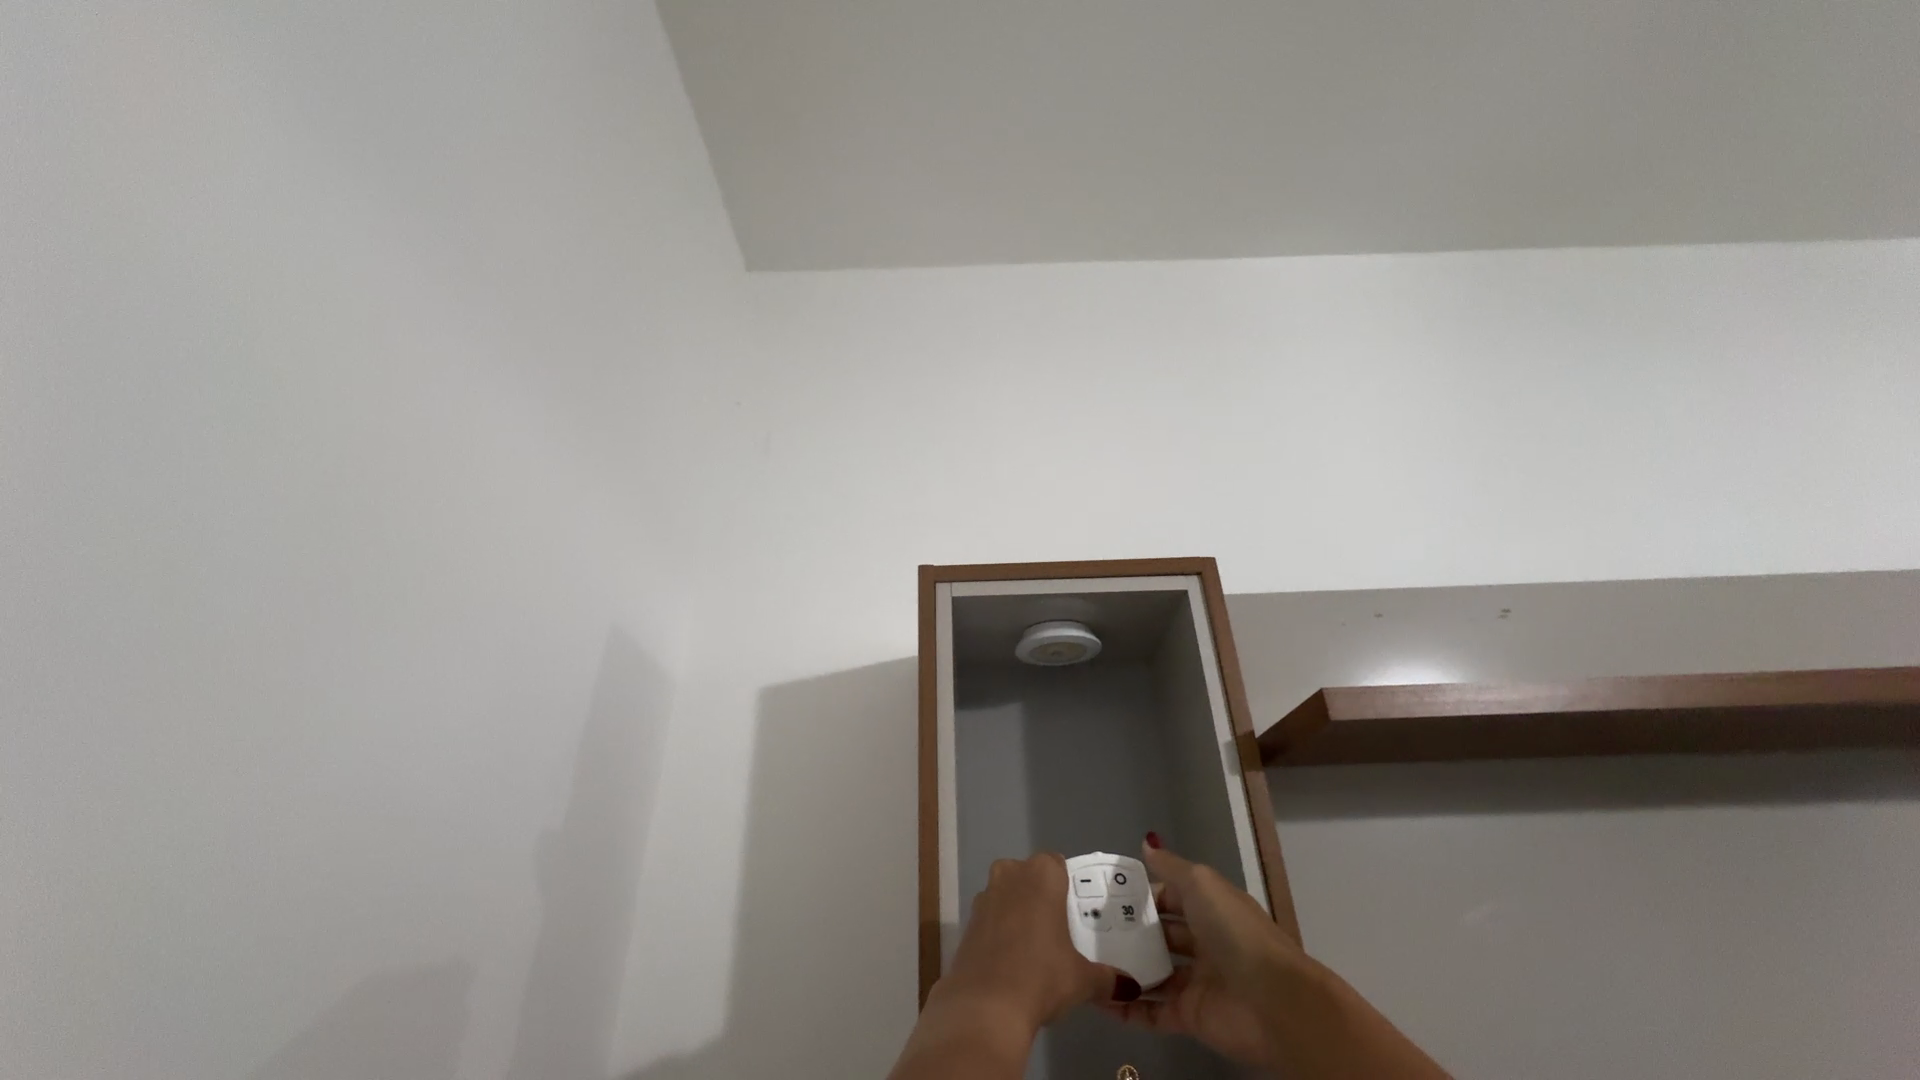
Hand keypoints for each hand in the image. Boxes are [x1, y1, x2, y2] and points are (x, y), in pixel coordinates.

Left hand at [938, 853, 1143, 1030]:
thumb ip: (1107, 978)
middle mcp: (1009, 875)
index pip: (1057, 864)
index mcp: (1042, 874)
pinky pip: (990, 918)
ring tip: (1035, 947)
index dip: (1067, 885)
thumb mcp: (1082, 980)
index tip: (1075, 911)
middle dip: (1041, 896)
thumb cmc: (1041, 977)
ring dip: (1018, 912)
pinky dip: (999, 932)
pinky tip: (1011, 960)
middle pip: (1029, 876)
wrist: (985, 1006)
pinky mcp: (966, 922)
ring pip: (1007, 895)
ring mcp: (983, 896)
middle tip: (1058, 929)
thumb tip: (1130, 988)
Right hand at [1102, 840, 1311, 1069]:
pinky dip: (1126, 1008)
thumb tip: (1146, 843)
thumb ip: (1171, 867)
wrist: (1273, 1003)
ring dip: (1124, 969)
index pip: (1171, 899)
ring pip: (1153, 974)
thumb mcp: (1202, 885)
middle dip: (1128, 933)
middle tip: (1086, 930)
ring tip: (1085, 961)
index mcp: (1211, 910)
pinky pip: (1151, 1011)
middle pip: (1160, 936)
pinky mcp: (1189, 1017)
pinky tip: (1097, 998)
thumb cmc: (1235, 933)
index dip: (1142, 897)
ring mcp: (1196, 982)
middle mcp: (1204, 944)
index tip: (1105, 897)